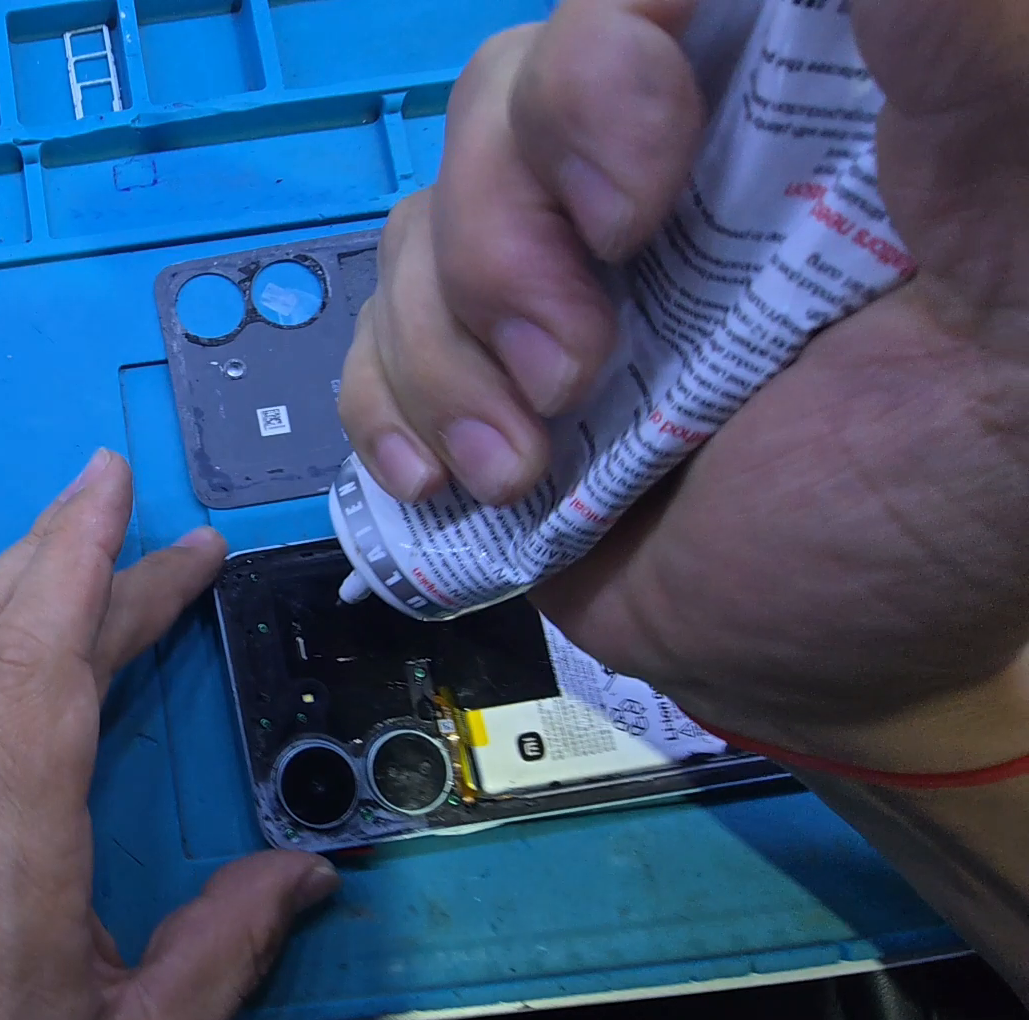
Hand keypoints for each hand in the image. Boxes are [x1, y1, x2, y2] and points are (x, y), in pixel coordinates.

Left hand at [0, 451, 338, 1019]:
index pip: (48, 660)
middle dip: (103, 574)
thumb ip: (222, 951)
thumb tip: (302, 880)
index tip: (115, 491)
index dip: (84, 559)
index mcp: (8, 851)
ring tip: (72, 506)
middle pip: (24, 638)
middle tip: (176, 551)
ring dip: (24, 563)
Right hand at [338, 0, 1028, 769]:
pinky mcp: (458, 375)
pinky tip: (441, 482)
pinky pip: (366, 353)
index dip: (591, 75)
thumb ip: (993, 104)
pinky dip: (386, 417)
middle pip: (488, 116)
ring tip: (516, 471)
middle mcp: (630, 182)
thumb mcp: (1024, 305)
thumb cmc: (932, 506)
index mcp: (773, 122)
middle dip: (499, 258)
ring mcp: (525, 286)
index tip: (632, 215)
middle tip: (573, 378)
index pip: (620, 9)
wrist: (788, 647)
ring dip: (442, 370)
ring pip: (409, 246)